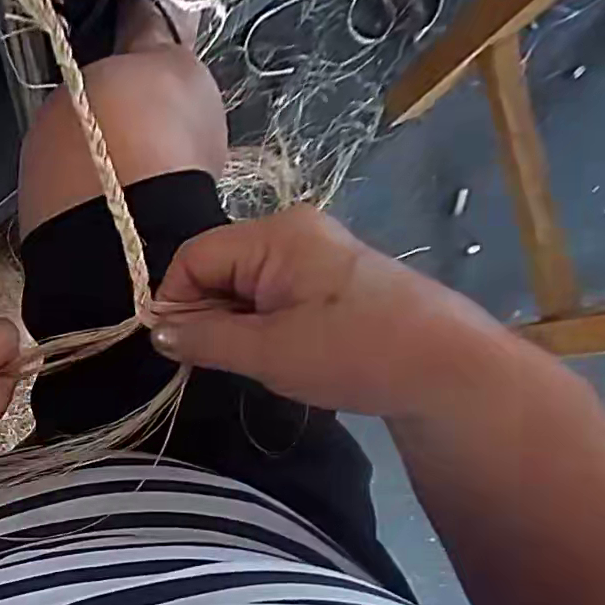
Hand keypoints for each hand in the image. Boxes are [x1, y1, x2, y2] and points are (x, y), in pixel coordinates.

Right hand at [148, 206, 521, 419]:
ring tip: (246, 359)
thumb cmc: (354, 353)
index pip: (193, 257)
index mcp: (274, 236)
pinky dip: (252, 323)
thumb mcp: (266, 351)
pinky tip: (269, 351)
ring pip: (237, 284)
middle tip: (210, 359)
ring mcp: (310, 254)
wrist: (448, 371)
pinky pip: (264, 294)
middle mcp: (289, 233)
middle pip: (214, 267)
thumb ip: (203, 338)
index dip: (173, 301)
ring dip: (227, 323)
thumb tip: (156, 332)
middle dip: (200, 313)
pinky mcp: (323, 280)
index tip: (174, 348)